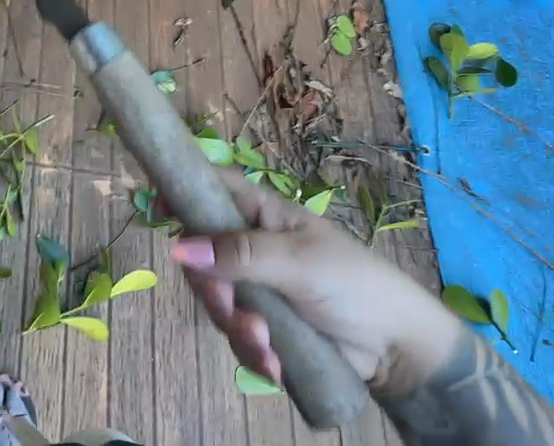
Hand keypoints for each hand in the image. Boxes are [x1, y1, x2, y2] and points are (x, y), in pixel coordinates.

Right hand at [168, 168, 466, 398]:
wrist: (397, 348)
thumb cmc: (354, 283)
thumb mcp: (298, 262)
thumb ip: (239, 254)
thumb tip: (177, 248)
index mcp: (262, 214)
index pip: (211, 188)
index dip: (181, 192)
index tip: (156, 210)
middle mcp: (250, 245)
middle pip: (201, 254)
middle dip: (212, 288)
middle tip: (229, 306)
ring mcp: (256, 286)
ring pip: (215, 300)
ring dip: (235, 326)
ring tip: (267, 345)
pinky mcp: (264, 324)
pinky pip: (235, 334)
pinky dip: (251, 351)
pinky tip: (275, 364)